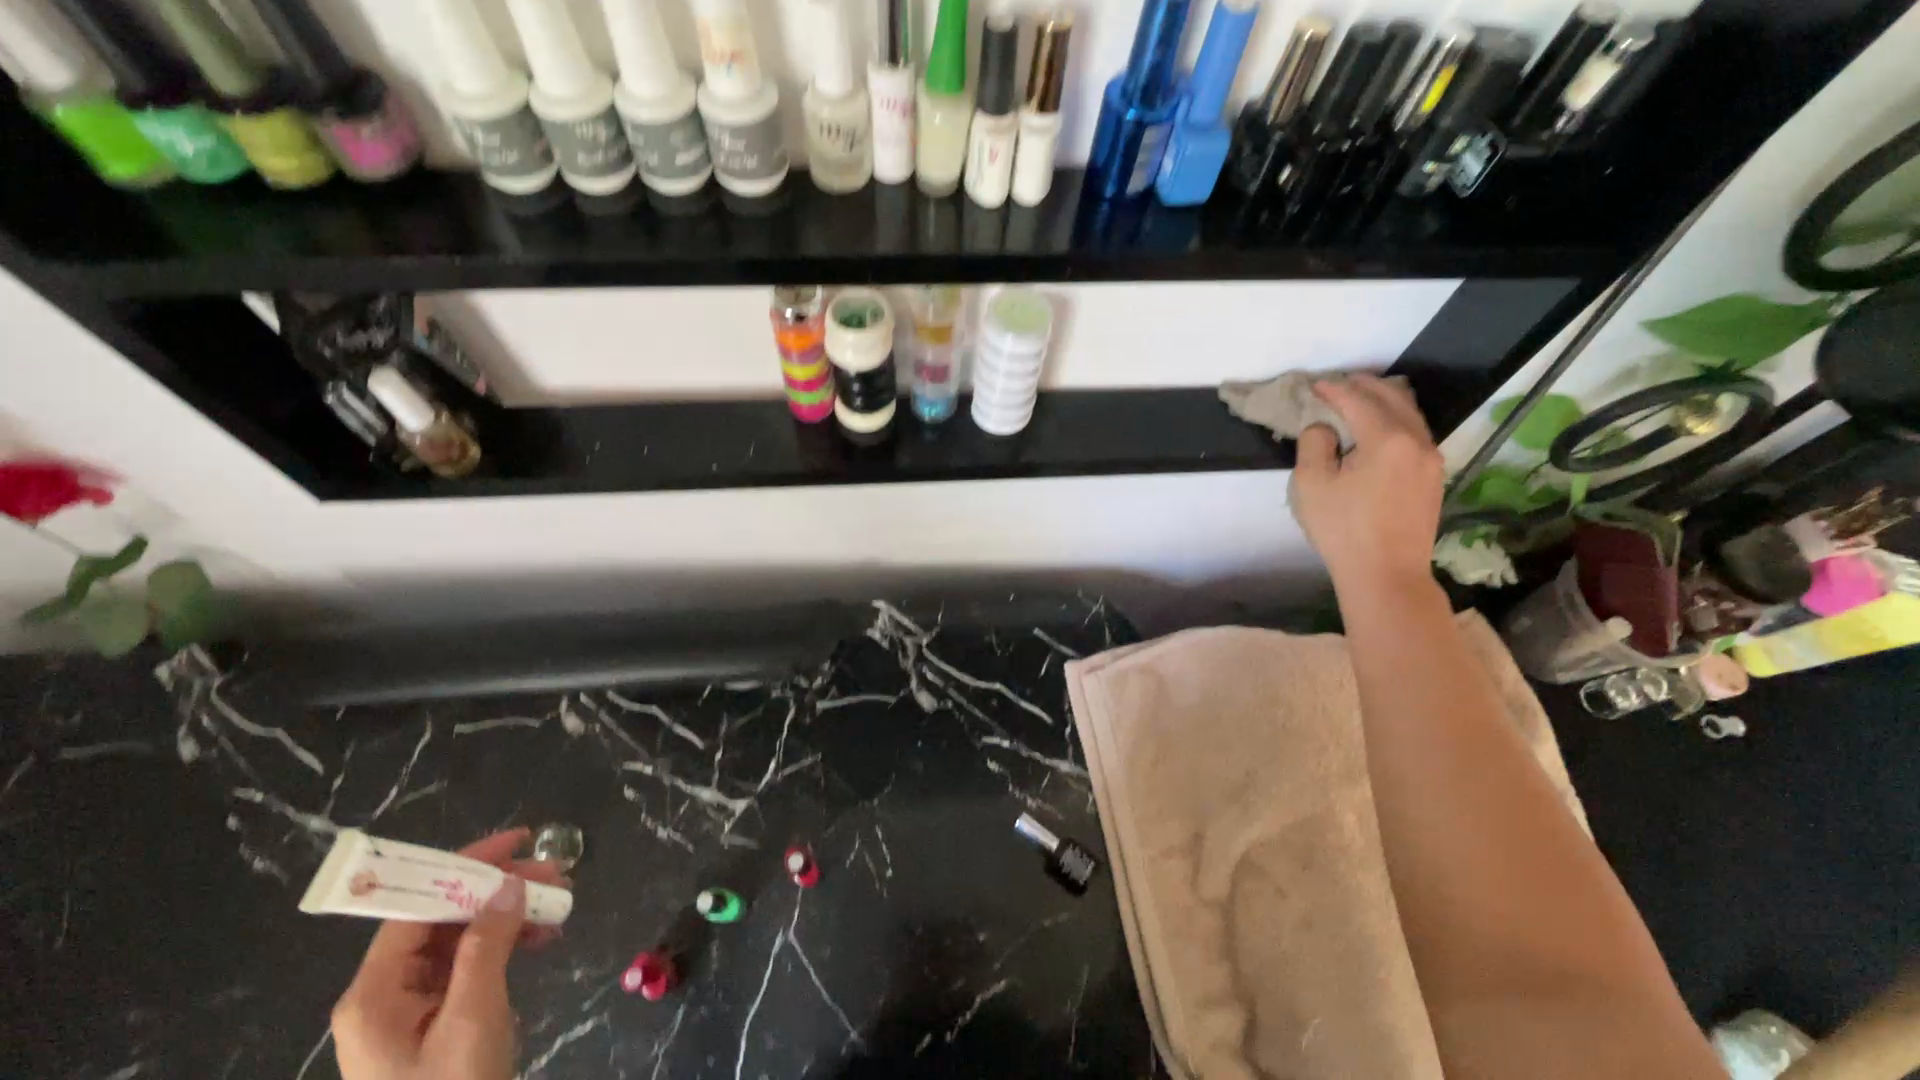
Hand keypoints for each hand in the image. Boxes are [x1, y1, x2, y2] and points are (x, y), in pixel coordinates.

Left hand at [331, 829, 567, 1079]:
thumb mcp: (473, 1019)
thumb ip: (488, 947)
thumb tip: (508, 885)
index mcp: (374, 992)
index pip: (416, 907)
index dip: (464, 867)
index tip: (518, 842)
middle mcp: (383, 994)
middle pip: (440, 921)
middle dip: (497, 891)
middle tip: (555, 873)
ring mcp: (408, 1012)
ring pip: (459, 942)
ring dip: (508, 918)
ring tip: (559, 904)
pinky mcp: (433, 1026)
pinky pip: (468, 969)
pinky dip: (505, 949)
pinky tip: (542, 939)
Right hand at [1290, 376, 1445, 590]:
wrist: (1387, 575)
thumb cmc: (1343, 530)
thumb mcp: (1311, 484)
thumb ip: (1314, 443)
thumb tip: (1325, 428)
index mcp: (1388, 439)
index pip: (1358, 400)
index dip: (1334, 389)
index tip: (1314, 385)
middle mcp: (1417, 441)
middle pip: (1393, 397)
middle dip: (1364, 386)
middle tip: (1338, 384)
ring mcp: (1431, 460)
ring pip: (1410, 414)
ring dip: (1383, 401)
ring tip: (1359, 401)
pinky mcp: (1433, 479)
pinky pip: (1416, 434)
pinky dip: (1395, 421)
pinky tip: (1378, 431)